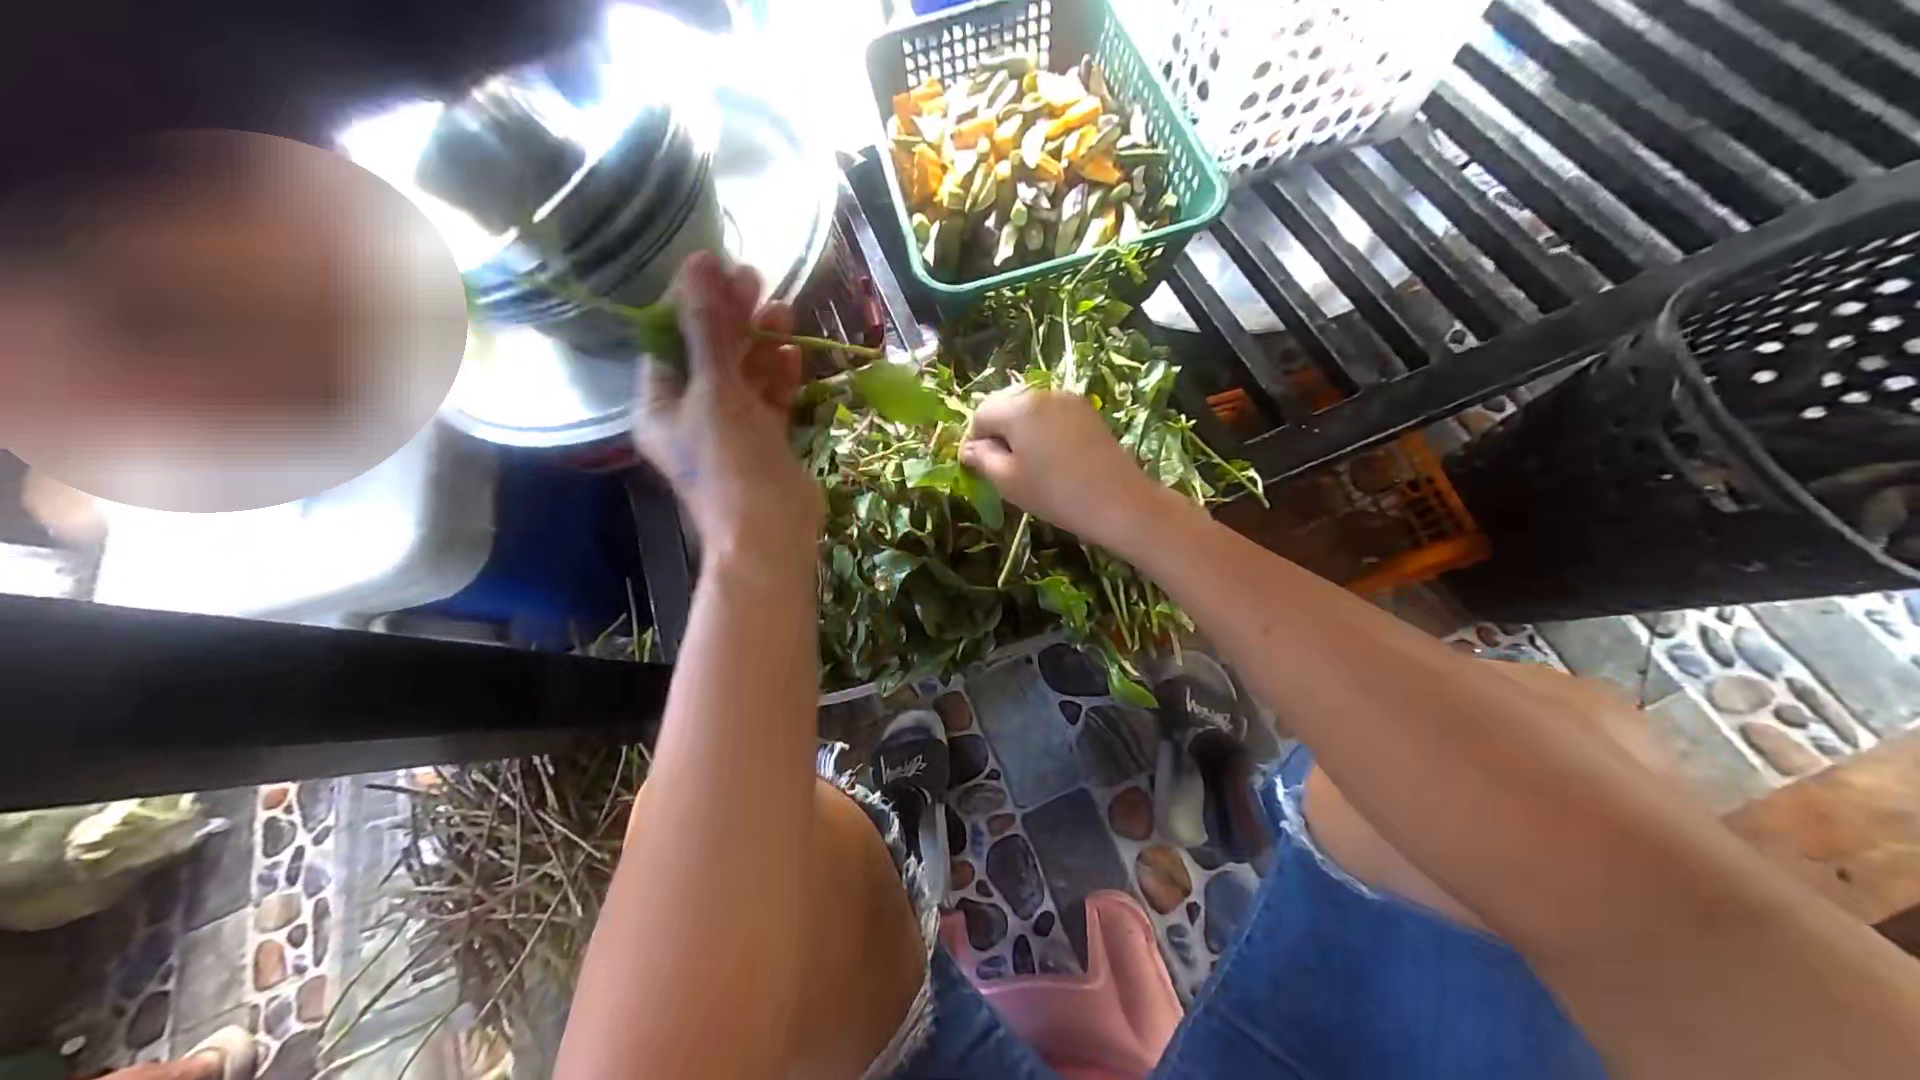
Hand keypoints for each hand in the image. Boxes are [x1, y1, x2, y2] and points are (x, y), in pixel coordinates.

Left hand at [632, 252, 821, 571]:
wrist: (769, 531)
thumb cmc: (730, 462)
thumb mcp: (715, 389)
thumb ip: (709, 328)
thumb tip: (698, 264)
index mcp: (660, 403)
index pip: (670, 339)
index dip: (692, 303)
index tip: (718, 268)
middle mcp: (690, 414)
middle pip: (709, 353)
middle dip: (732, 317)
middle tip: (756, 278)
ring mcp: (729, 430)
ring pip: (743, 375)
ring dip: (761, 343)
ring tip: (783, 309)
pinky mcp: (764, 442)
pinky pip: (768, 399)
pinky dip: (778, 377)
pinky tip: (792, 354)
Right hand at [959, 387, 1189, 552]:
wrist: (1119, 501)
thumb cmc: (1056, 494)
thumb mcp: (1008, 481)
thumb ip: (982, 458)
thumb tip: (969, 448)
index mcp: (1018, 408)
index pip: (981, 414)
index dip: (975, 440)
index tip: (980, 467)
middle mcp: (1041, 393)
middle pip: (1005, 405)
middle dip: (997, 431)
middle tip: (1003, 467)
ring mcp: (1067, 399)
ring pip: (1029, 408)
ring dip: (1021, 430)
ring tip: (1029, 464)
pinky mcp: (1086, 410)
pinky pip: (1051, 413)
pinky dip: (1042, 429)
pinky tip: (1051, 457)